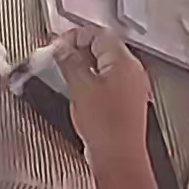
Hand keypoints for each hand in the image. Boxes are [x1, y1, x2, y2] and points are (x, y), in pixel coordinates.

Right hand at [53, 26, 150, 164]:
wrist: (118, 154)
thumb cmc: (106, 126)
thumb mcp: (80, 88)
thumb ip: (69, 63)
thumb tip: (61, 48)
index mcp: (123, 62)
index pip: (98, 34)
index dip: (74, 35)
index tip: (56, 43)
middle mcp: (132, 70)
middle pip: (103, 47)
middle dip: (78, 48)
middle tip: (56, 56)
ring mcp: (131, 85)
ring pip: (105, 64)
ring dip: (83, 64)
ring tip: (63, 72)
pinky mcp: (125, 100)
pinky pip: (107, 80)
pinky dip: (90, 79)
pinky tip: (78, 90)